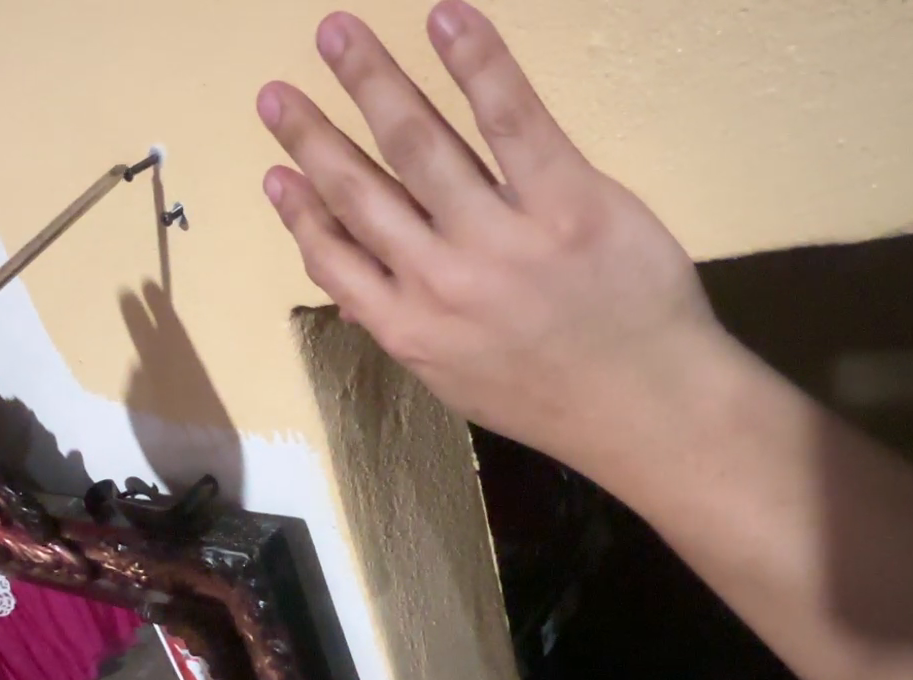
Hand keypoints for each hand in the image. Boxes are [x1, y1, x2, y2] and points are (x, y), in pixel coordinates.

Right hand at [258, 2, 719, 462]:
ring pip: (417, 144)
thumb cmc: (543, 398)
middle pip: (359, 191)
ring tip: (335, 34)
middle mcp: (435, 281)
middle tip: (275, 93)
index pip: (333, 258)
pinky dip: (475, 63)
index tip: (274, 173)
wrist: (639, 408)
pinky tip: (443, 17)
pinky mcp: (564, 200)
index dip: (298, 211)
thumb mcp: (452, 380)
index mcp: (405, 329)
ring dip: (369, 81)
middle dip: (311, 136)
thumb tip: (361, 292)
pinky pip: (511, 119)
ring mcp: (496, 238)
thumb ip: (406, 329)